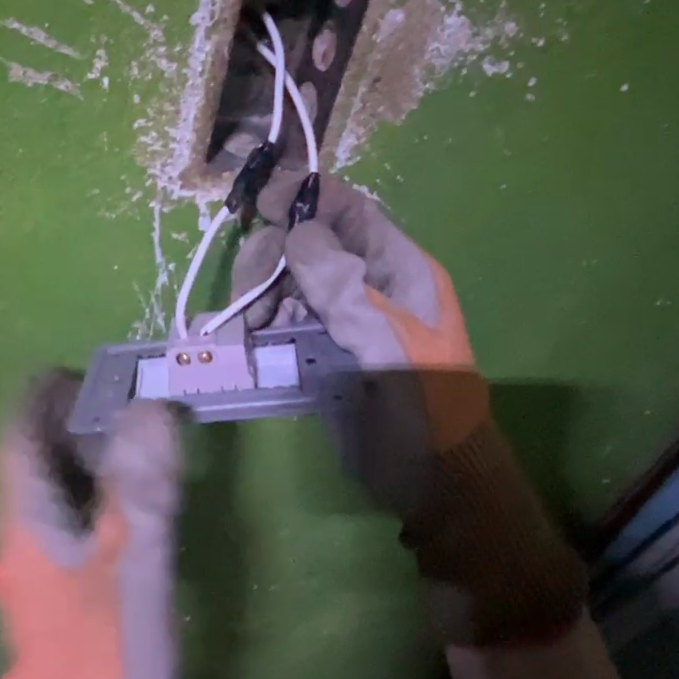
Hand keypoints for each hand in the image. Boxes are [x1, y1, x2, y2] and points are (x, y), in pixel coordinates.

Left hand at [0, 370, 181, 678]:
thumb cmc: (110, 648)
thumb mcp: (134, 556)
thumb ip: (140, 481)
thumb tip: (146, 407)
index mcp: (20, 526)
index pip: (14, 439)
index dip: (36, 398)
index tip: (69, 372)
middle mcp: (10, 548)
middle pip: (24, 468)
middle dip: (60, 429)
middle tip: (111, 408)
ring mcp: (25, 583)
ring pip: (40, 502)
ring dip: (72, 468)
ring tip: (122, 450)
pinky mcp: (49, 609)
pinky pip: (56, 534)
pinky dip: (82, 506)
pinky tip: (118, 515)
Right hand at [226, 173, 585, 646]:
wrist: (432, 480)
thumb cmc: (424, 407)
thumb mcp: (388, 343)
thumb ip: (344, 286)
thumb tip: (297, 230)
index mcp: (399, 269)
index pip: (350, 212)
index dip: (306, 197)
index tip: (260, 201)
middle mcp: (368, 282)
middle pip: (308, 244)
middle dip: (272, 259)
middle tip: (250, 296)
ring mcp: (341, 315)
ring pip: (288, 280)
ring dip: (260, 294)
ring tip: (247, 329)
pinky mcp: (319, 347)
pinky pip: (281, 317)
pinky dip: (259, 322)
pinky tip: (246, 338)